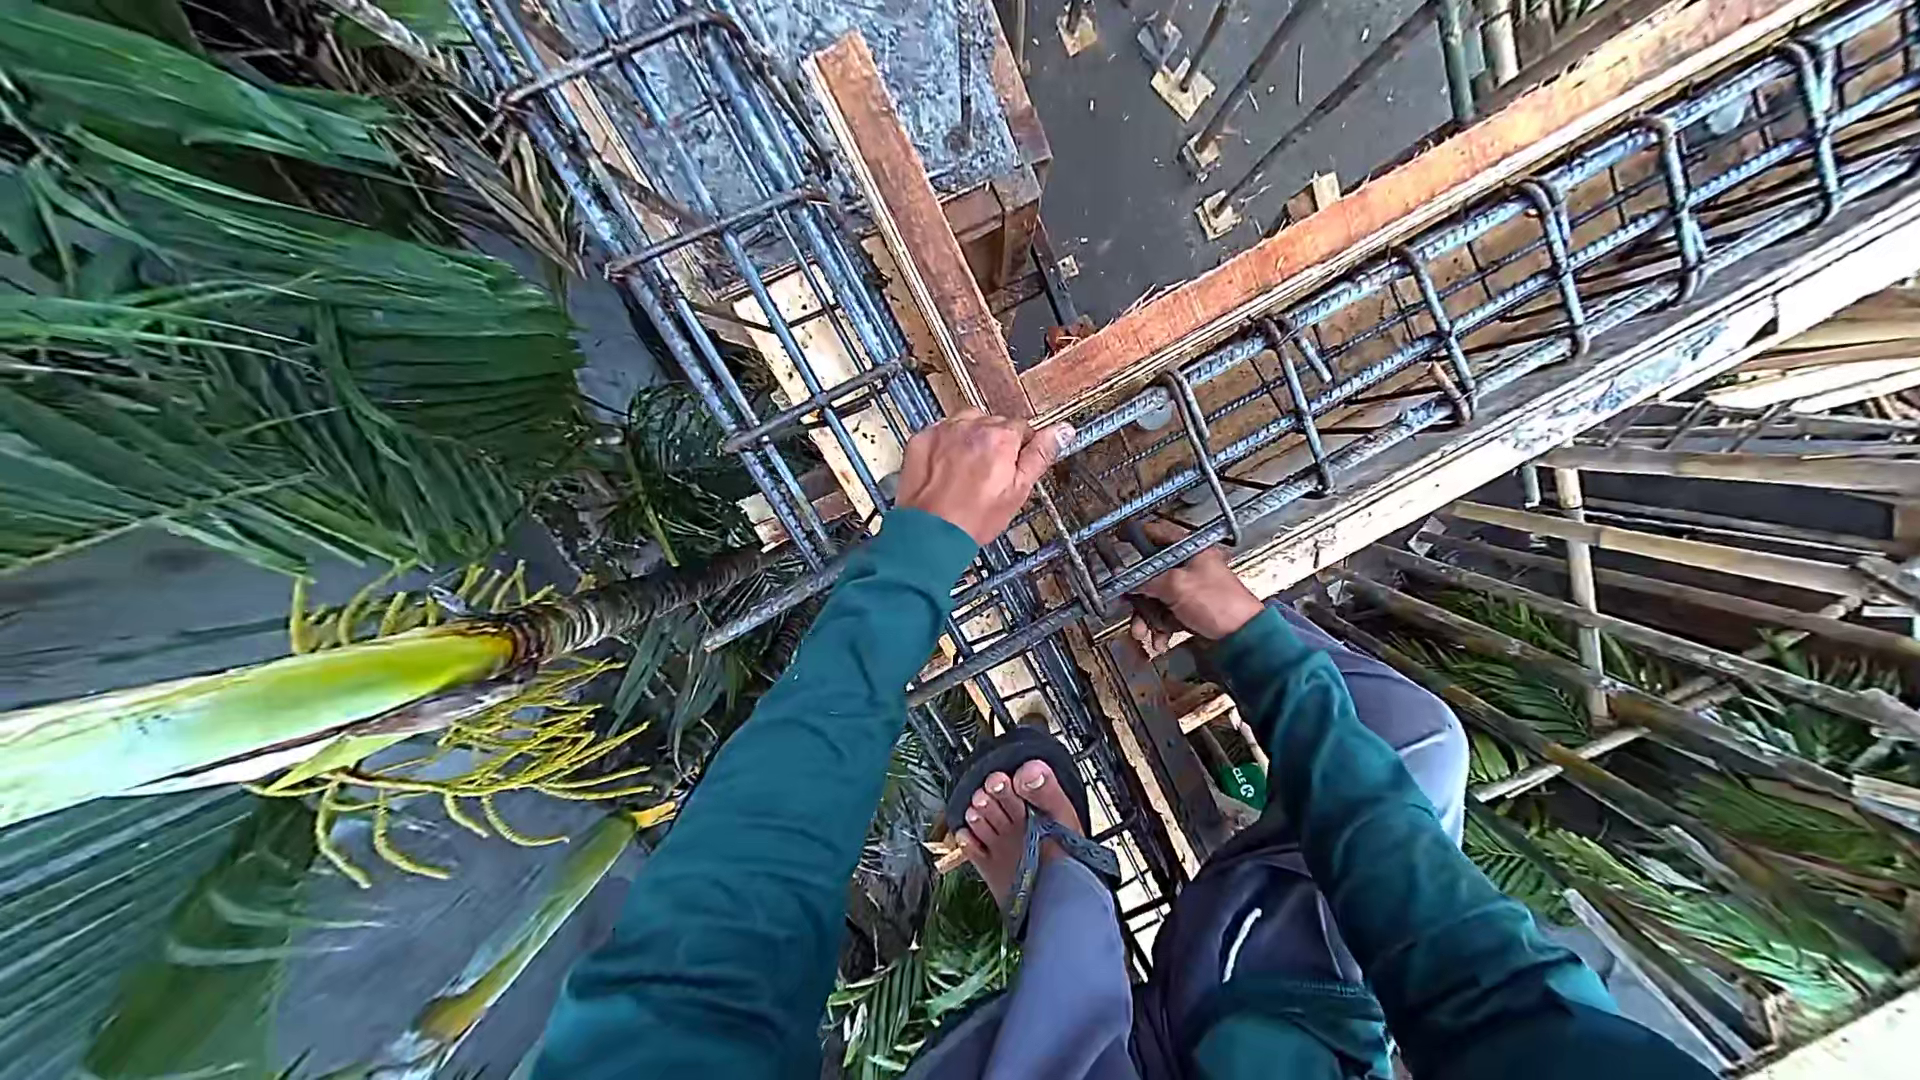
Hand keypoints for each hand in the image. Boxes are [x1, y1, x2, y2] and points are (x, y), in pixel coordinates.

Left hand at [895, 409, 1073, 545]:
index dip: (1019, 449)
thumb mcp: (1018, 490)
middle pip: (993, 424)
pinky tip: (946, 468)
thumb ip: (1040, 455)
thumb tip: (1062, 431)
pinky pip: (940, 432)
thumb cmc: (974, 518)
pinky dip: (944, 445)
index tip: (1012, 465)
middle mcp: (971, 426)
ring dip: (970, 439)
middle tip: (989, 474)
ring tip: (967, 470)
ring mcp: (943, 431)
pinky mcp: (921, 439)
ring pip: (966, 424)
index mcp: (1000, 437)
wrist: (930, 532)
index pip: (1021, 428)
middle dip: (994, 443)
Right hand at [1129, 520, 1262, 651]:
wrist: (1243, 635)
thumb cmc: (1222, 604)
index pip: (1157, 533)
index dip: (1136, 536)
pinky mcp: (1192, 607)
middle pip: (1151, 573)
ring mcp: (1190, 587)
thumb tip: (1126, 578)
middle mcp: (1190, 565)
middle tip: (1127, 602)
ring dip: (1146, 617)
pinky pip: (1166, 614)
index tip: (1119, 539)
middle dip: (1137, 594)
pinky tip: (1159, 638)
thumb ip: (1147, 579)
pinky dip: (1160, 627)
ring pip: (1156, 597)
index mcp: (1190, 549)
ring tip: (1143, 631)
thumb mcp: (1176, 585)